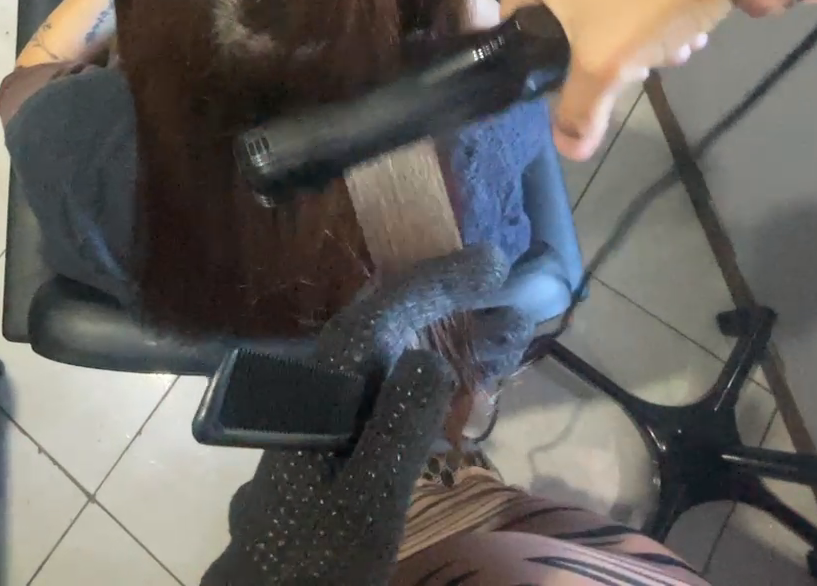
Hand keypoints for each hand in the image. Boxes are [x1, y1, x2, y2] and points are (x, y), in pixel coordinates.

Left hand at [202, 246, 512, 585]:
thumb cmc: (313, 556)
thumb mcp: (366, 503)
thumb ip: (398, 429)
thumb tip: (431, 355)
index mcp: (323, 382)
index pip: (385, 310)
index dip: (438, 280)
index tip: (491, 260)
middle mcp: (321, 378)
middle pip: (387, 319)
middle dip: (445, 297)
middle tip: (503, 284)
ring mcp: (327, 400)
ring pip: (389, 346)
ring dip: (441, 329)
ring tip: (500, 323)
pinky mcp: (337, 427)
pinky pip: (386, 379)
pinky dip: (427, 369)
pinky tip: (459, 373)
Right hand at [501, 0, 733, 160]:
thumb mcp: (605, 63)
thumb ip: (579, 109)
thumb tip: (568, 151)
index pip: (518, 28)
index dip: (550, 62)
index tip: (588, 76)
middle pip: (564, 16)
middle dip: (605, 49)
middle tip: (638, 64)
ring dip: (636, 32)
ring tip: (674, 47)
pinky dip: (652, 1)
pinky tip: (688, 21)